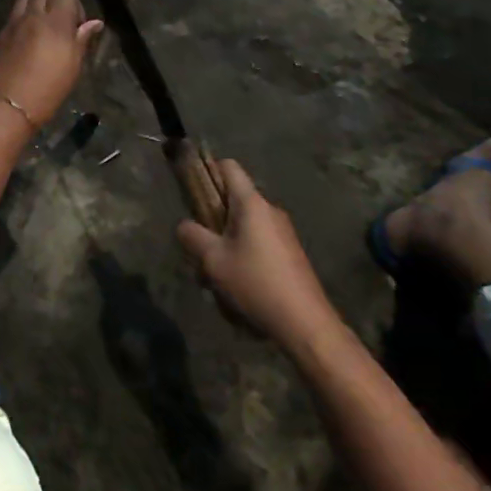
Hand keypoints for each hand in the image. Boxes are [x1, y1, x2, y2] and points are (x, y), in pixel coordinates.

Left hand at [0, 0, 102, 125]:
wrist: (8, 104)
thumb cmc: (48, 89)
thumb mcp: (73, 67)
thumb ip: (81, 39)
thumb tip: (94, 23)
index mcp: (55, 22)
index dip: (73, 2)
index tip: (75, 23)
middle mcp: (33, 15)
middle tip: (59, 22)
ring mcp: (13, 22)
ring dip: (35, 5)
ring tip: (40, 27)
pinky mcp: (0, 33)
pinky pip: (13, 14)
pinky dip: (22, 17)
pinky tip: (26, 39)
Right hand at [176, 160, 337, 347]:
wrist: (306, 324)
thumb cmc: (255, 283)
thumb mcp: (213, 260)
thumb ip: (193, 236)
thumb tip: (184, 226)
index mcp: (251, 203)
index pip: (229, 167)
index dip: (208, 170)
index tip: (194, 192)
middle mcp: (270, 211)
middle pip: (235, 200)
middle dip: (214, 218)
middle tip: (200, 244)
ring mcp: (284, 233)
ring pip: (245, 225)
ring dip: (227, 242)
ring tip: (216, 274)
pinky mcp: (291, 254)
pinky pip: (259, 243)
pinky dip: (244, 256)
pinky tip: (238, 286)